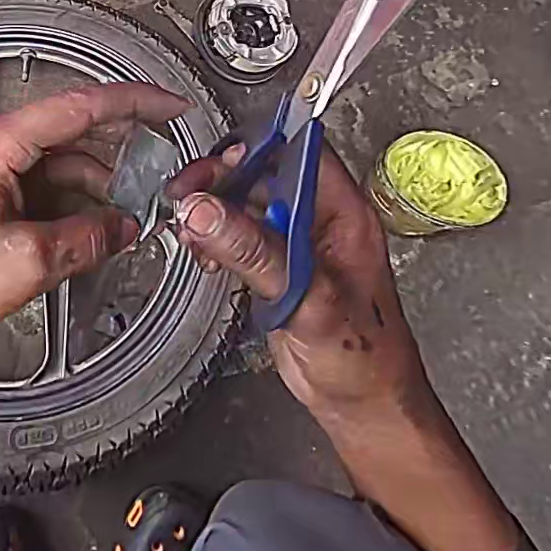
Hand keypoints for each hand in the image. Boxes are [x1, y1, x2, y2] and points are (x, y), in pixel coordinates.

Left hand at [0, 82, 189, 356]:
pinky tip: (106, 219)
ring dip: (106, 177)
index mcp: (2, 144)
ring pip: (71, 159)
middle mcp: (1, 148)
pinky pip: (56, 186)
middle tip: (166, 152)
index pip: (82, 106)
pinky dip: (84, 199)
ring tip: (139, 199)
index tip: (170, 106)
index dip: (134, 102)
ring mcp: (2, 171)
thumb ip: (88, 238)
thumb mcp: (29, 260)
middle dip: (126, 140)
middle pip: (78, 127)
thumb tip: (126, 227)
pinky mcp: (3, 195)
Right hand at [165, 140, 427, 425]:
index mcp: (342, 212)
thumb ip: (255, 252)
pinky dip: (212, 239)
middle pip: (262, 172)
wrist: (361, 404)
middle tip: (188, 194)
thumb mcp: (309, 297)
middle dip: (221, 179)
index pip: (300, 151)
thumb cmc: (363, 356)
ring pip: (243, 203)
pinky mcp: (273, 266)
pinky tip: (204, 255)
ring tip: (191, 229)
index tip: (218, 160)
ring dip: (211, 211)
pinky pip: (235, 235)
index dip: (257, 146)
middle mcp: (317, 219)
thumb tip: (205, 211)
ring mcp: (292, 242)